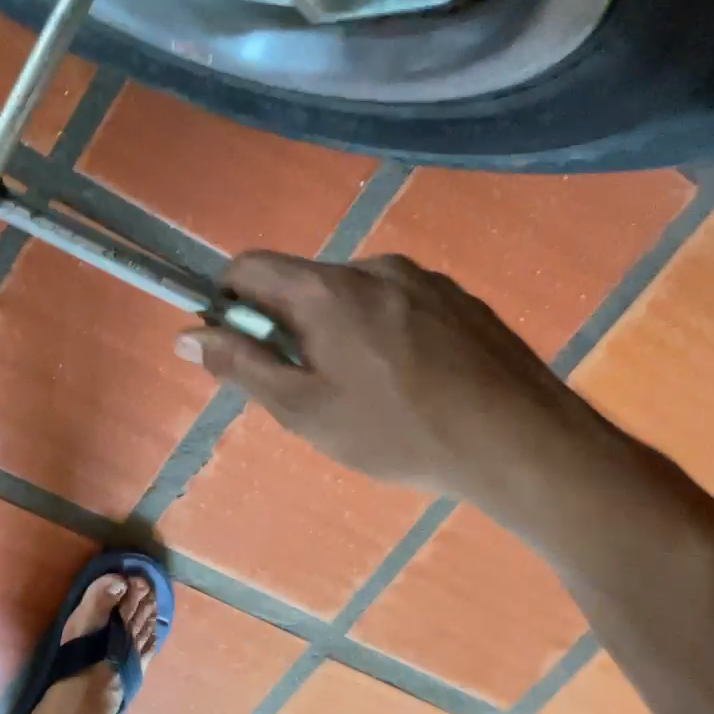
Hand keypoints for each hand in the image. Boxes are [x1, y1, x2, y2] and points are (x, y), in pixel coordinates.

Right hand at [177, 252, 596, 498]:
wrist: (526, 446)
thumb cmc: (397, 431)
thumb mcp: (300, 408)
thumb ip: (238, 365)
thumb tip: (187, 335)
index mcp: (326, 290)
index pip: (247, 266)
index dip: (227, 302)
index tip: (240, 348)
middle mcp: (373, 267)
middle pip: (297, 281)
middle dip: (283, 324)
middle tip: (302, 383)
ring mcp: (424, 279)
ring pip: (345, 294)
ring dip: (331, 329)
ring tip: (359, 387)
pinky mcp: (461, 298)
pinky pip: (391, 303)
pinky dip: (375, 331)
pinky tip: (403, 380)